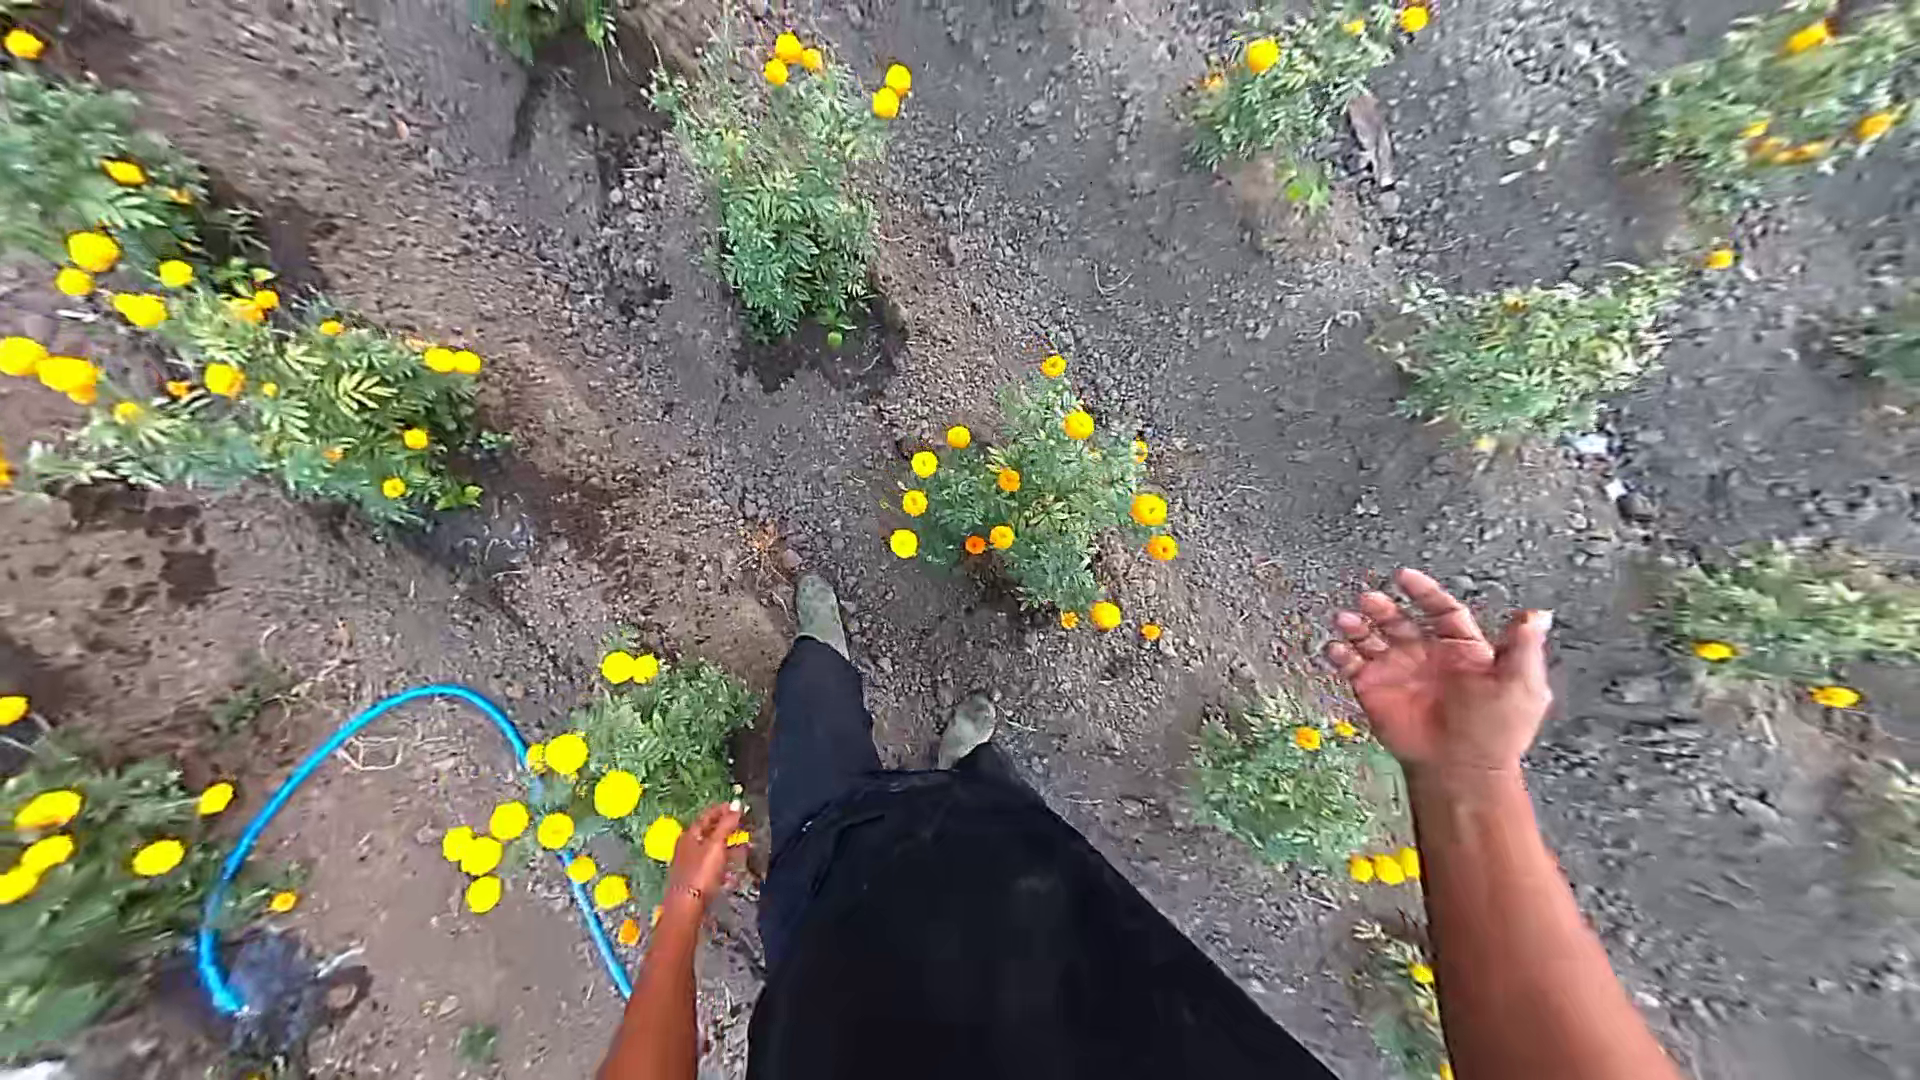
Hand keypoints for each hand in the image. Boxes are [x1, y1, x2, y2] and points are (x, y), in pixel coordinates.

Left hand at [664, 802, 742, 913]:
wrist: (686, 908)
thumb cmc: (700, 872)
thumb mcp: (716, 844)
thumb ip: (727, 823)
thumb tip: (736, 805)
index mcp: (690, 835)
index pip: (708, 815)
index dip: (723, 809)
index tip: (738, 807)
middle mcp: (688, 848)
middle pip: (710, 832)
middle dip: (728, 829)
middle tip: (744, 826)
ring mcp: (690, 865)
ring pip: (713, 851)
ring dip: (729, 848)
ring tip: (744, 849)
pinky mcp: (695, 881)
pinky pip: (713, 868)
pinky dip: (724, 866)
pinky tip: (733, 873)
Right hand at [1323, 568, 1552, 784]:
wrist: (1459, 767)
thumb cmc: (1494, 729)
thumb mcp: (1519, 686)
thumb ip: (1522, 648)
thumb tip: (1537, 614)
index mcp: (1459, 649)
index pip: (1439, 611)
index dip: (1423, 592)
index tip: (1404, 577)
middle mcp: (1423, 654)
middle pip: (1397, 620)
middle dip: (1381, 607)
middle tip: (1369, 600)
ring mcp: (1395, 669)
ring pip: (1368, 637)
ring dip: (1355, 626)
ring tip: (1346, 620)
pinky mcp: (1371, 686)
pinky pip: (1349, 663)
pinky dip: (1339, 653)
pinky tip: (1336, 648)